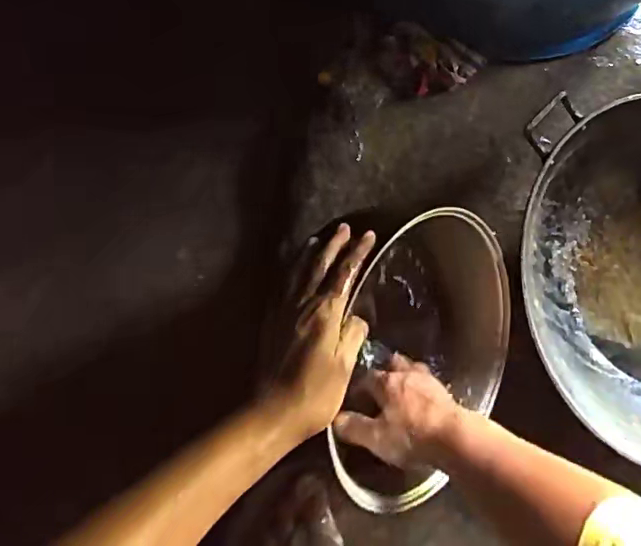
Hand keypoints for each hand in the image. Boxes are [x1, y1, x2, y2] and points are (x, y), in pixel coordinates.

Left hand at [261, 224, 374, 442]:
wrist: (271, 413)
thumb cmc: (315, 394)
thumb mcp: (344, 367)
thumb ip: (353, 335)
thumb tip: (356, 317)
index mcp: (325, 312)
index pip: (345, 273)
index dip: (358, 252)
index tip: (369, 235)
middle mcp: (304, 303)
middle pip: (321, 265)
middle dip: (335, 244)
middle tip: (345, 227)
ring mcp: (285, 310)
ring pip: (299, 271)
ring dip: (312, 253)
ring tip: (319, 239)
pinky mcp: (272, 321)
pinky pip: (284, 285)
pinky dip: (292, 270)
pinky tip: (294, 269)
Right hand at [332, 353, 463, 468]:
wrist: (452, 436)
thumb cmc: (411, 436)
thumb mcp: (377, 438)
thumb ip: (355, 428)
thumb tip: (336, 419)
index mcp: (387, 382)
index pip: (367, 377)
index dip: (359, 387)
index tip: (354, 398)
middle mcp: (406, 372)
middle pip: (391, 363)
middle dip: (384, 371)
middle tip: (378, 387)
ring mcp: (427, 378)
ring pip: (410, 368)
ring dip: (404, 375)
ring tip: (400, 389)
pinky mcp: (442, 388)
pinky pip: (426, 380)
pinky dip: (419, 386)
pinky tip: (420, 397)